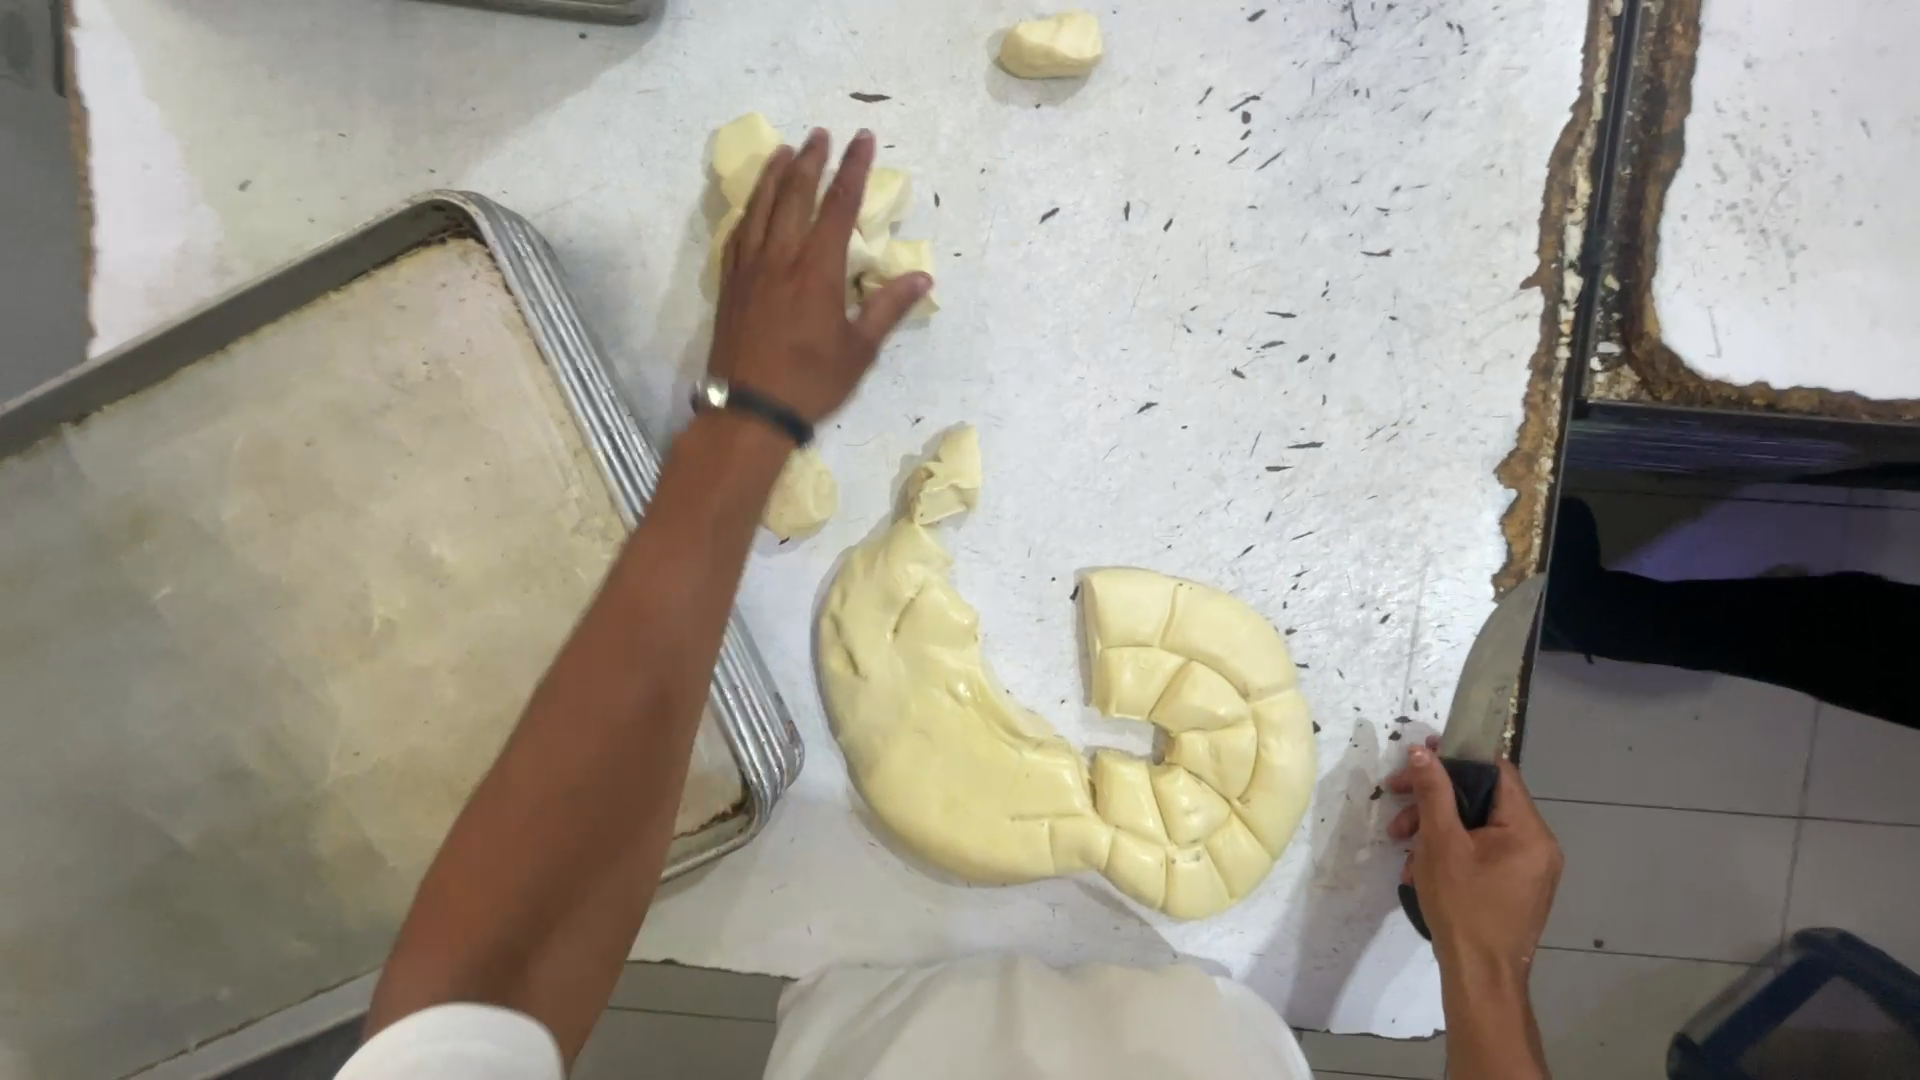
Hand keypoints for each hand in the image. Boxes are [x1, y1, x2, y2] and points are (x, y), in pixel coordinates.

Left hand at [709, 127, 931, 424]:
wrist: (750, 408)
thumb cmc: (812, 382)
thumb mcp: (860, 351)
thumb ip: (888, 309)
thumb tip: (922, 278)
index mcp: (818, 270)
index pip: (838, 206)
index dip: (852, 169)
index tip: (862, 140)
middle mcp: (781, 257)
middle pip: (795, 194)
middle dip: (812, 160)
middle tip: (822, 134)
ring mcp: (750, 269)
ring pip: (760, 207)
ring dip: (774, 174)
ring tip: (786, 150)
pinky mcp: (730, 284)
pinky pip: (737, 234)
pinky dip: (747, 210)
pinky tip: (751, 205)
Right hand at [1387, 738, 1562, 973]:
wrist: (1480, 972)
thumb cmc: (1463, 904)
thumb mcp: (1440, 842)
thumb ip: (1433, 792)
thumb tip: (1423, 751)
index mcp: (1528, 831)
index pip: (1498, 772)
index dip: (1459, 756)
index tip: (1422, 752)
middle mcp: (1538, 844)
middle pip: (1482, 798)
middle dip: (1434, 797)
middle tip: (1396, 796)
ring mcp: (1528, 866)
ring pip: (1476, 825)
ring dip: (1434, 824)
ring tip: (1400, 840)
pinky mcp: (1515, 882)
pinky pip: (1481, 848)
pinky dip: (1449, 847)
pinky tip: (1420, 864)